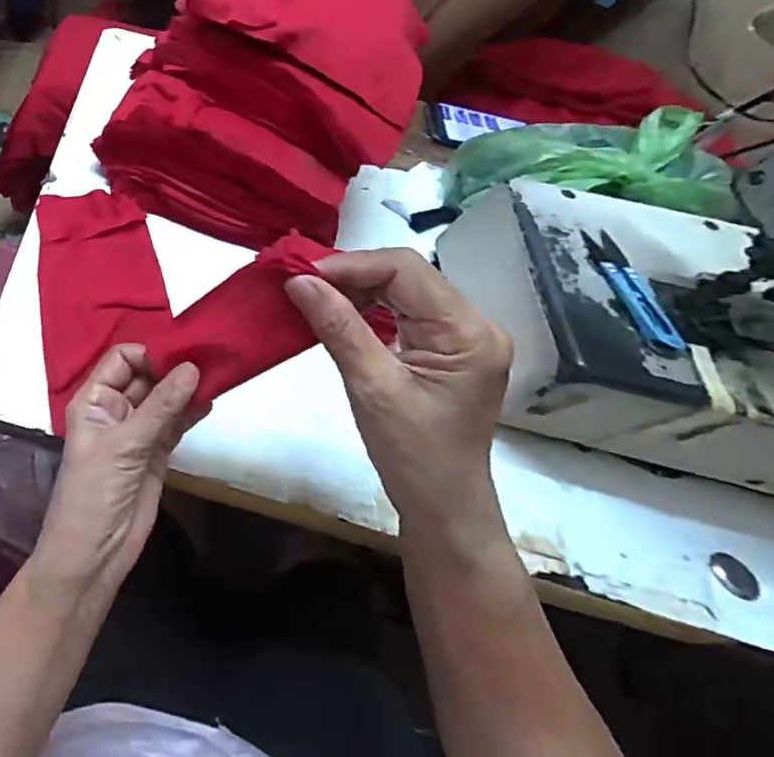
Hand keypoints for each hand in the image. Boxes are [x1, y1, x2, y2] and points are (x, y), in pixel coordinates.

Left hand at [30, 346, 200, 596]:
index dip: (150, 353)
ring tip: (218, 373)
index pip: (122, 359)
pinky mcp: (157, 452)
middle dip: (174, 366)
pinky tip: (211, 401)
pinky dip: (192, 412)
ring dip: (187, 387)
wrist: (94, 555)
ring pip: (165, 398)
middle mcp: (116, 409)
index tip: (182, 353)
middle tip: (211, 356)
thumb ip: (160, 407)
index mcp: (95, 400)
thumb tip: (192, 367)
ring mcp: (138, 431)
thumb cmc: (94, 493)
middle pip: (147, 375)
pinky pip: (176, 423)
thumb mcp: (124, 445)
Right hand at [285, 248, 512, 530]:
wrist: (442, 508)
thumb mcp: (372, 388)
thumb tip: (299, 279)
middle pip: (406, 275)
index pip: (406, 270)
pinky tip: (339, 313)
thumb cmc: (413, 457)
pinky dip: (369, 308)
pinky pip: (404, 311)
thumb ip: (338, 327)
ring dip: (357, 289)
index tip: (302, 273)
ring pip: (403, 289)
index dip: (351, 264)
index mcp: (468, 332)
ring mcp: (463, 335)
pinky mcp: (448, 347)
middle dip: (351, 275)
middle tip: (301, 283)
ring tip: (314, 296)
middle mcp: (474, 324)